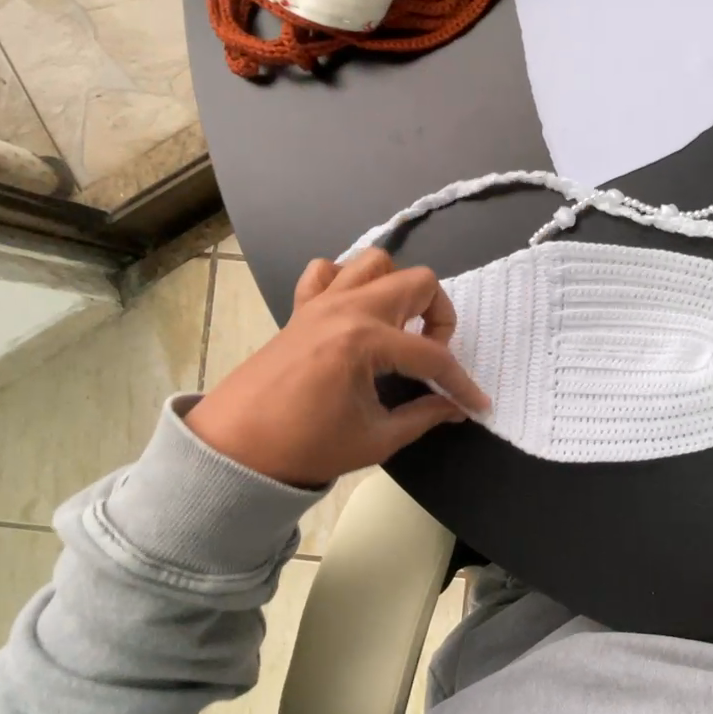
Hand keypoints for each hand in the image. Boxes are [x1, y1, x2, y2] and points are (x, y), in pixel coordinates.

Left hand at [186, 249, 489, 488]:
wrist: (236, 450)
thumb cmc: (308, 447)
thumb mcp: (377, 438)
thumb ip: (424, 416)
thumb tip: (455, 408)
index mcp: (366, 341)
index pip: (433, 355)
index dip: (461, 383)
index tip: (477, 405)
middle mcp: (347, 309)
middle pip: (418, 283)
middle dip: (439, 318)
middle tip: (433, 357)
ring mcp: (321, 303)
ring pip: (376, 263)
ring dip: (398, 291)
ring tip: (399, 329)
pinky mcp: (301, 309)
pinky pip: (327, 271)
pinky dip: (348, 282)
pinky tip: (357, 315)